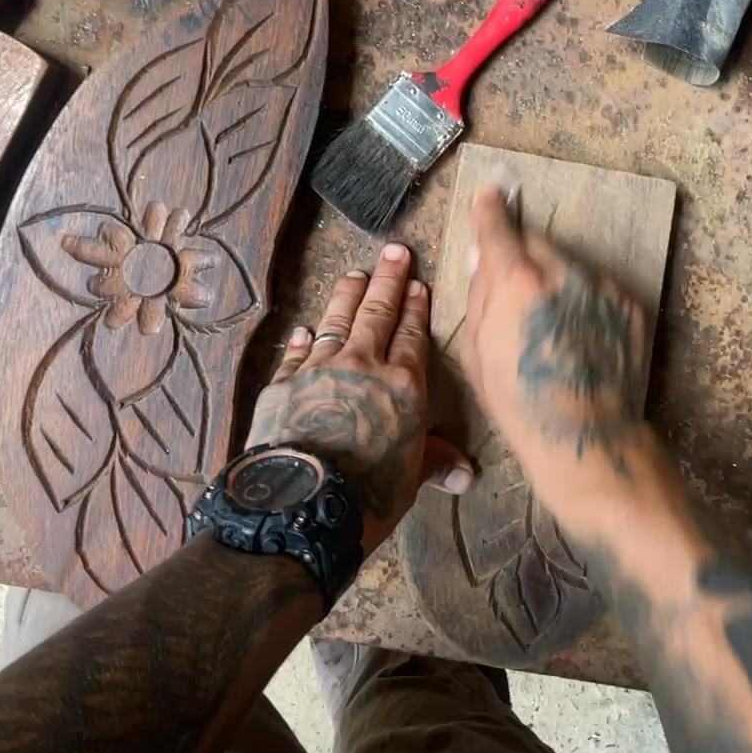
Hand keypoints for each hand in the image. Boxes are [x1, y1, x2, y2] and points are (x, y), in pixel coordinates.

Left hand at [247, 243, 473, 554]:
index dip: (416, 308)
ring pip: (338, 320)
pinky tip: (305, 327)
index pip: (412, 335)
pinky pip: (297, 353)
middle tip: (394, 250)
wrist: (305, 502)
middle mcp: (363, 365)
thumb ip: (435, 461)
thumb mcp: (412, 477)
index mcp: (403, 384)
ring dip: (348, 295)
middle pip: (378, 312)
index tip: (418, 283)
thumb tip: (467, 475)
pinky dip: (303, 338)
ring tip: (356, 273)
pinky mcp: (285, 384)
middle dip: (389, 280)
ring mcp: (321, 369)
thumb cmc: (371, 492)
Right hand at [461, 186, 650, 471]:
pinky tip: (576, 335)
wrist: (588, 436)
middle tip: (512, 281)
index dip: (491, 209)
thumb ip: (480, 294)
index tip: (491, 194)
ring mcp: (603, 287)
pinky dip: (581, 298)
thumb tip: (483, 256)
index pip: (499, 229)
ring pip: (568, 264)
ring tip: (548, 323)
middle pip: (536, 242)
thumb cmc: (518, 402)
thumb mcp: (476, 351)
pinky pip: (595, 287)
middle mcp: (564, 273)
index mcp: (519, 282)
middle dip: (521, 252)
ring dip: (553, 277)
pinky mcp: (630, 304)